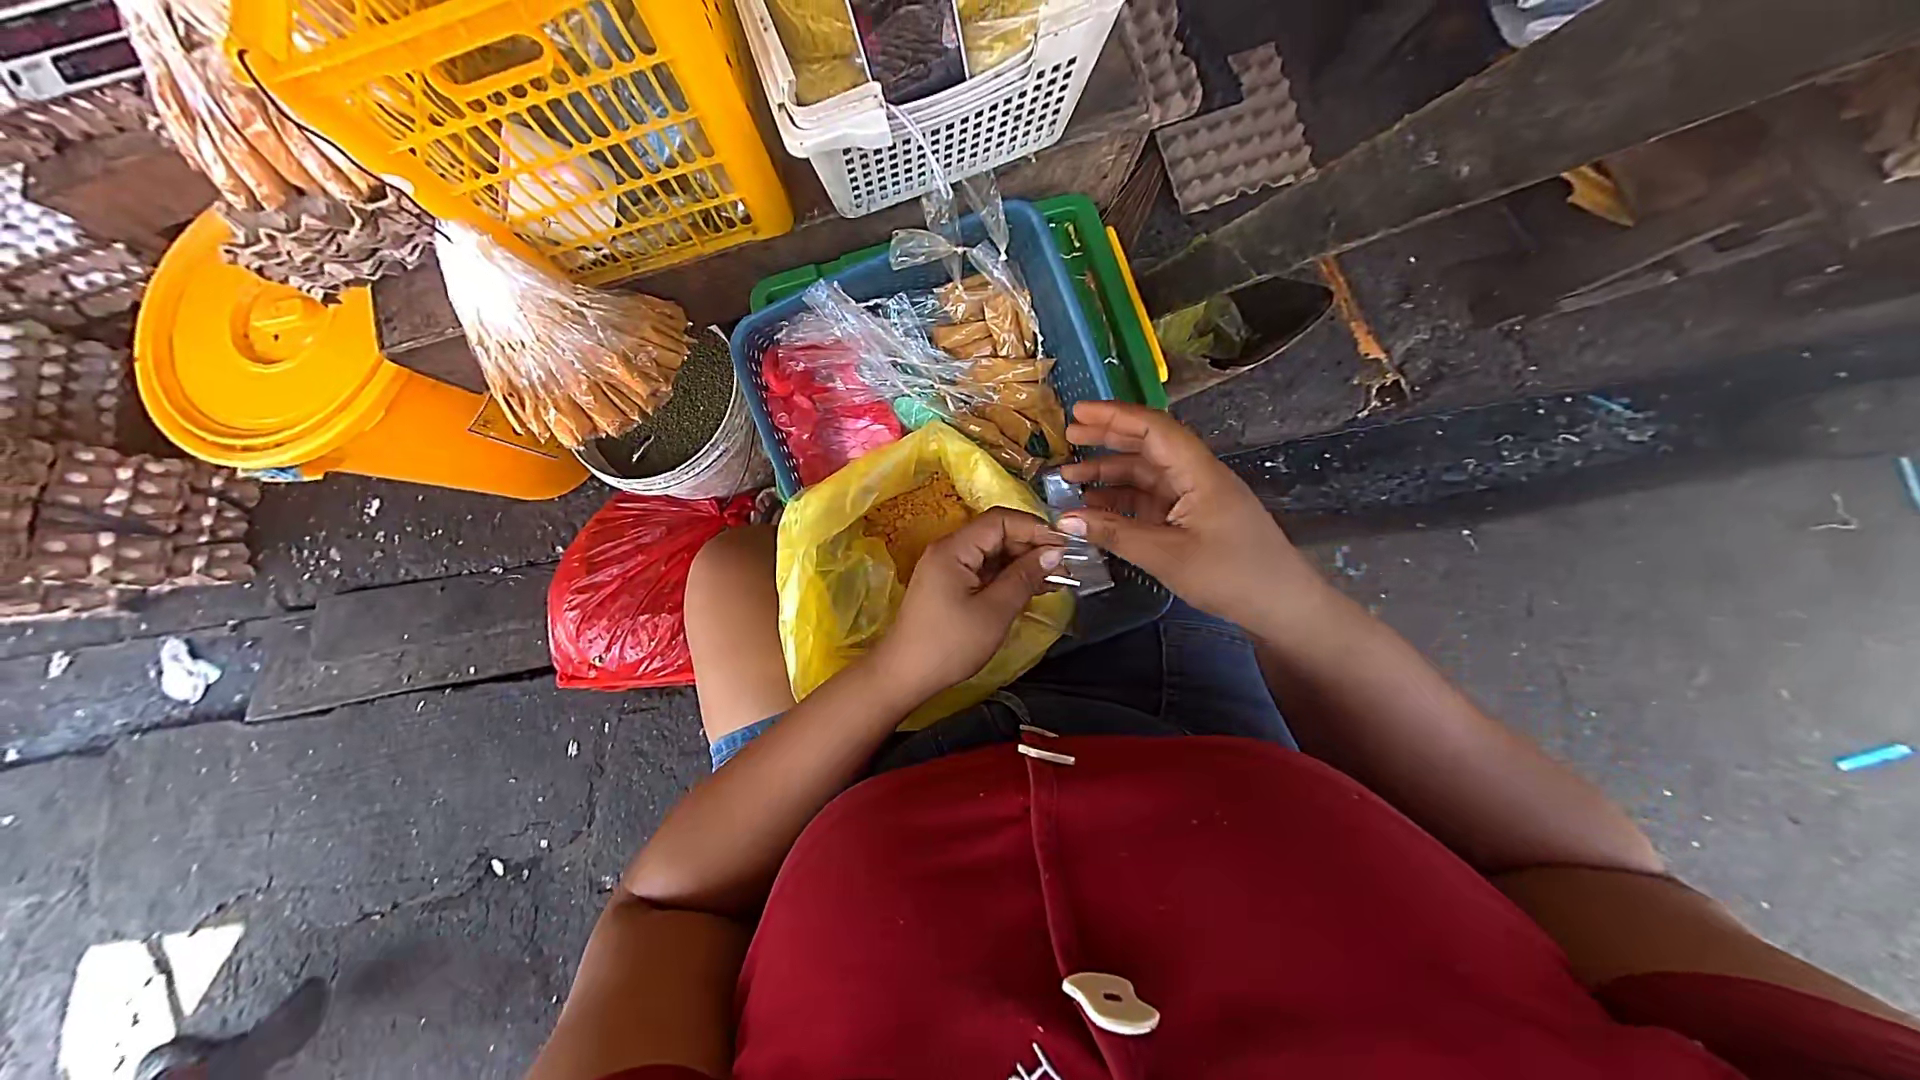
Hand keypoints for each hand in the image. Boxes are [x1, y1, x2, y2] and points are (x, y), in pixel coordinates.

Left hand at [870, 507, 1065, 702]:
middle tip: (1065, 566)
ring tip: (1056, 579)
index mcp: (953, 549)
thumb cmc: (949, 645)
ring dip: (1022, 563)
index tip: (1064, 546)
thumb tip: (1053, 552)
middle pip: (996, 534)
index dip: (1034, 528)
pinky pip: (983, 571)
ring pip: (992, 554)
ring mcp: (947, 568)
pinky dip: (1008, 577)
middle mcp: (948, 550)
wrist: (904, 676)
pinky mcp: (949, 586)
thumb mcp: (994, 611)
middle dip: (1031, 546)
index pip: (1000, 520)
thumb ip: (1024, 577)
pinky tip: (1033, 589)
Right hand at [1058, 401, 1330, 637]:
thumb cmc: (1231, 576)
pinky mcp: (1190, 520)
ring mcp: (1193, 498)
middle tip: (1068, 436)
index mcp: (1199, 473)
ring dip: (1109, 474)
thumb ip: (1114, 533)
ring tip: (1070, 479)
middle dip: (1107, 438)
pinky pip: (1149, 501)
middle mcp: (1196, 477)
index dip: (1114, 417)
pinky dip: (1121, 501)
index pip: (1154, 429)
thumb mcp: (1166, 556)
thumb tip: (1064, 519)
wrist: (1281, 607)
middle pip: (1148, 446)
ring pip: (1146, 475)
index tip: (1077, 413)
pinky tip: (1095, 508)